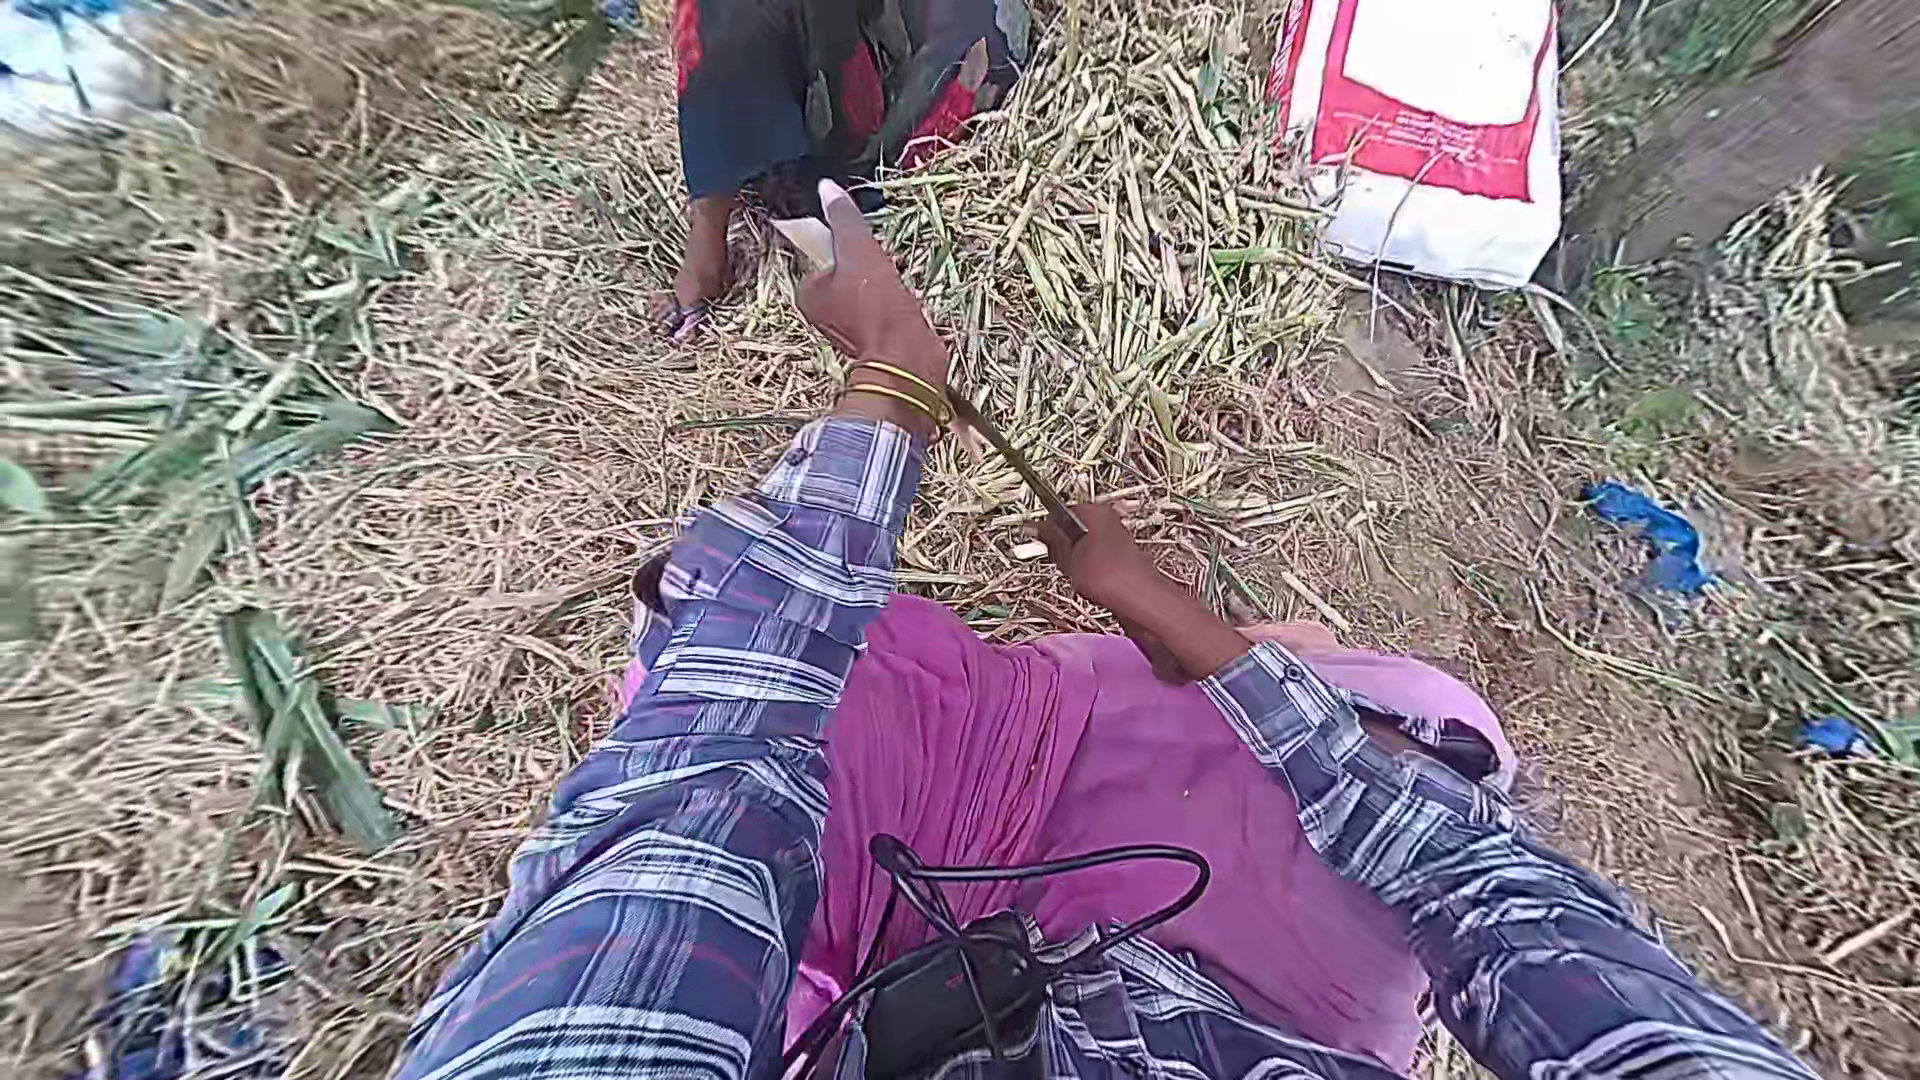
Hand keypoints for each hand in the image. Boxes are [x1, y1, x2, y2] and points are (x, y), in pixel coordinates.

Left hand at [798, 179, 948, 387]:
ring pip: (870, 290)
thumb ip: (844, 219)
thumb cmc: (876, 307)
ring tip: (902, 281)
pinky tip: (911, 302)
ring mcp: (851, 329)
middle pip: (849, 271)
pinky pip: (886, 309)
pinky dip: (899, 302)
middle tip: (889, 263)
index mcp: (809, 294)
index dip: (851, 244)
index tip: (870, 246)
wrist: (907, 359)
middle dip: (873, 264)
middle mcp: (825, 314)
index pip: (827, 253)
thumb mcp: (858, 251)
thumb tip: (827, 188)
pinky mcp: (877, 340)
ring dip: (889, 281)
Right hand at [1037, 502, 1175, 618]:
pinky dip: (1087, 570)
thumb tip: (1033, 526)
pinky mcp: (1121, 559)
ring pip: (1083, 546)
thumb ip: (1050, 538)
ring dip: (1073, 560)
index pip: (1060, 512)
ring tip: (1074, 574)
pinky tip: (1087, 582)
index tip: (1040, 542)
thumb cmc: (1105, 574)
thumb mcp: (1066, 555)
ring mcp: (1116, 539)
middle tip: (1059, 561)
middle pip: (1072, 529)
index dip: (1047, 530)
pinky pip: (1094, 560)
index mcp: (1094, 511)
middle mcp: (1108, 520)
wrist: (1137, 600)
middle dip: (1062, 546)